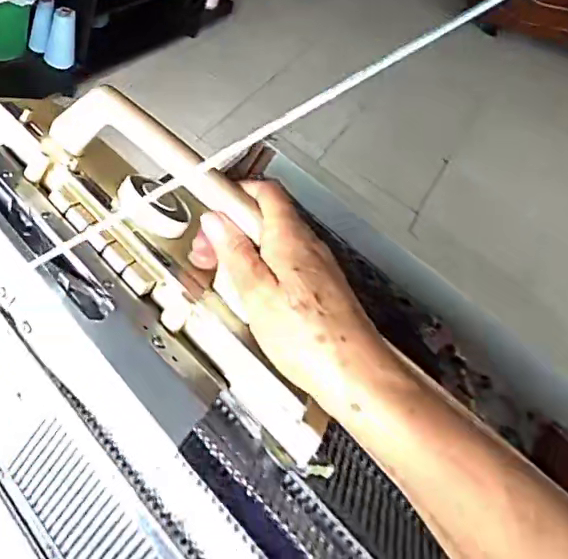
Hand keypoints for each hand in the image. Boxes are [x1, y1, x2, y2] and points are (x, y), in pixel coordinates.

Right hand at [191, 180, 395, 412]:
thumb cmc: (312, 340)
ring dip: (246, 249)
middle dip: (232, 227)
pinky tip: (254, 294)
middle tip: (209, 249)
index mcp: (289, 236)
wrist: (358, 376)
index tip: (210, 203)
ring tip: (226, 275)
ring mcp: (317, 265)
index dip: (233, 191)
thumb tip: (216, 221)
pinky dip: (264, 268)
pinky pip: (286, 263)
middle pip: (265, 216)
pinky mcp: (321, 287)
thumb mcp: (256, 294)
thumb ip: (234, 253)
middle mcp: (307, 244)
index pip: (263, 190)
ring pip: (274, 240)